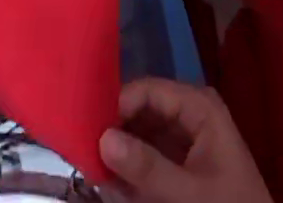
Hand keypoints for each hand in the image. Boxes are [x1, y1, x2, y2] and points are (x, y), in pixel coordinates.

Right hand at [98, 79, 273, 202]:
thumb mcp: (189, 194)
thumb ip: (147, 167)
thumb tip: (102, 138)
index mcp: (198, 105)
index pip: (147, 90)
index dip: (116, 106)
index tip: (86, 129)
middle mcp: (190, 111)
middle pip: (142, 108)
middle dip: (114, 128)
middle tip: (83, 147)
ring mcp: (185, 136)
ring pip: (141, 132)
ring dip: (119, 150)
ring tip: (91, 164)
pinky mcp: (181, 162)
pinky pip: (148, 154)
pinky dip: (130, 167)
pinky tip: (110, 180)